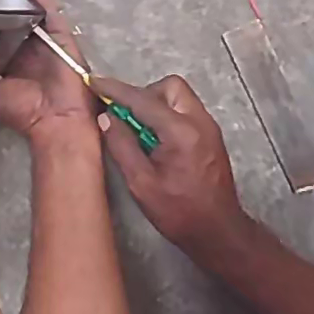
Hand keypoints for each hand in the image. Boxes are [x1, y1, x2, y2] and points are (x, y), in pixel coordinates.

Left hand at [0, 0, 97, 144]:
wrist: (54, 120)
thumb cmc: (25, 113)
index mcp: (16, 66)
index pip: (4, 38)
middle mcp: (33, 54)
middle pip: (22, 23)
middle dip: (11, 8)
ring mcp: (49, 44)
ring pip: (37, 15)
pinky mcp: (63, 39)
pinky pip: (52, 14)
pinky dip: (41, 0)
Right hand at [91, 74, 255, 256]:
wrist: (218, 231)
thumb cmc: (179, 212)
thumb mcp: (141, 183)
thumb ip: (122, 145)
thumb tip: (106, 117)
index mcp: (181, 131)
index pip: (143, 99)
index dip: (115, 89)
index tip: (94, 83)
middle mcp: (199, 121)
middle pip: (169, 87)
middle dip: (144, 95)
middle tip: (126, 119)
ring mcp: (209, 127)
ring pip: (179, 97)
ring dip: (156, 105)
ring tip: (141, 133)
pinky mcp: (211, 135)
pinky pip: (186, 111)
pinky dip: (168, 115)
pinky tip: (156, 140)